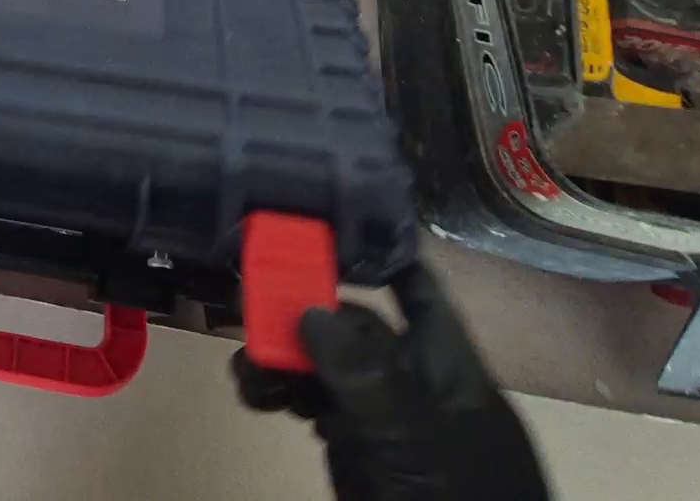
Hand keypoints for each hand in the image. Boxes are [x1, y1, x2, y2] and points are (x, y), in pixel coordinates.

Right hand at [231, 263, 549, 500]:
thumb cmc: (453, 495)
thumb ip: (361, 369)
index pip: (418, 291)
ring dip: (278, 356)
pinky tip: (255, 396)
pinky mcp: (350, 442)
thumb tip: (309, 308)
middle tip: (250, 305)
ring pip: (319, 361)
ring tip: (246, 371)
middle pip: (348, 322)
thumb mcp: (412, 431)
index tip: (329, 227)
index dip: (381, 255)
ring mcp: (378, 413)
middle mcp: (408, 378)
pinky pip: (306, 398)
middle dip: (299, 310)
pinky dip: (276, 391)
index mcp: (444, 363)